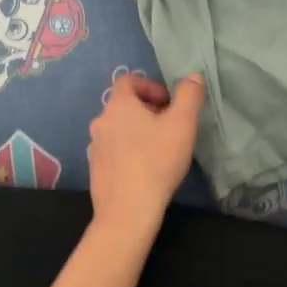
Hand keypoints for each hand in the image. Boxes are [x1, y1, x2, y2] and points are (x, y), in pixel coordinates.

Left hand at [87, 73, 203, 242]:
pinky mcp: (95, 169)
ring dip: (137, 132)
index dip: (151, 86)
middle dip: (147, 110)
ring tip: (158, 149)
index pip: (128, 81)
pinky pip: (113, 150)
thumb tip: (192, 76)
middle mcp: (101, 121)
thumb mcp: (183, 123)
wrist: (128, 211)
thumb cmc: (157, 161)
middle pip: (124, 105)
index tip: (168, 104)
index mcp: (118, 105)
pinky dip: (127, 152)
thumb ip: (189, 94)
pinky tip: (144, 169)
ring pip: (118, 129)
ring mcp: (95, 147)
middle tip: (169, 127)